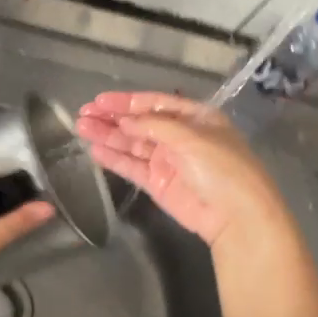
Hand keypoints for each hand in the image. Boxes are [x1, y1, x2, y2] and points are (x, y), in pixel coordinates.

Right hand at [75, 91, 288, 246]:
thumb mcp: (191, 138)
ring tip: (81, 128)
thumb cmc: (221, 168)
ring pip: (132, 144)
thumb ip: (155, 126)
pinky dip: (114, 159)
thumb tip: (125, 121)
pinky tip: (95, 150)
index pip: (155, 103)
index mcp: (195, 118)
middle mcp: (179, 136)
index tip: (99, 101)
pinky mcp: (158, 184)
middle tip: (83, 114)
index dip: (126, 101)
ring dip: (107, 136)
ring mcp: (167, 161)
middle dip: (112, 118)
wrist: (236, 216)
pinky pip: (132, 167)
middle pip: (140, 123)